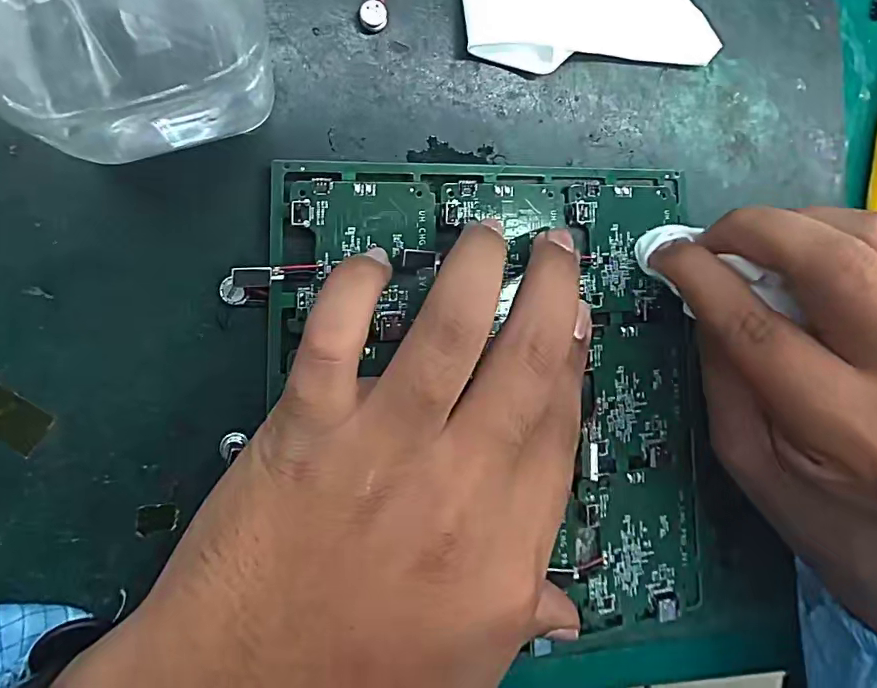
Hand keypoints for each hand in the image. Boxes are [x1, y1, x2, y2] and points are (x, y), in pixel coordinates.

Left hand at [59, 221, 589, 687]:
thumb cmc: (360, 676)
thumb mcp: (465, 662)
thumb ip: (521, 610)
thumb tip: (567, 601)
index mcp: (505, 546)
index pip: (559, 423)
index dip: (571, 356)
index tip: (572, 314)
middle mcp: (455, 485)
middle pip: (524, 363)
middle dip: (550, 290)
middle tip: (556, 245)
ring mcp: (377, 448)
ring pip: (445, 332)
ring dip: (473, 269)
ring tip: (487, 233)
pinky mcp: (304, 426)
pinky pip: (334, 336)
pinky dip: (353, 287)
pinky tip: (371, 262)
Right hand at [649, 207, 876, 649]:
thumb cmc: (829, 528)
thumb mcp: (747, 458)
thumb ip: (723, 365)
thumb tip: (702, 283)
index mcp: (870, 448)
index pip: (763, 331)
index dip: (701, 278)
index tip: (666, 254)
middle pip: (839, 265)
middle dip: (755, 230)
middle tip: (709, 238)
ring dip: (799, 225)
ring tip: (757, 246)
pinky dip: (841, 237)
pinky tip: (806, 255)